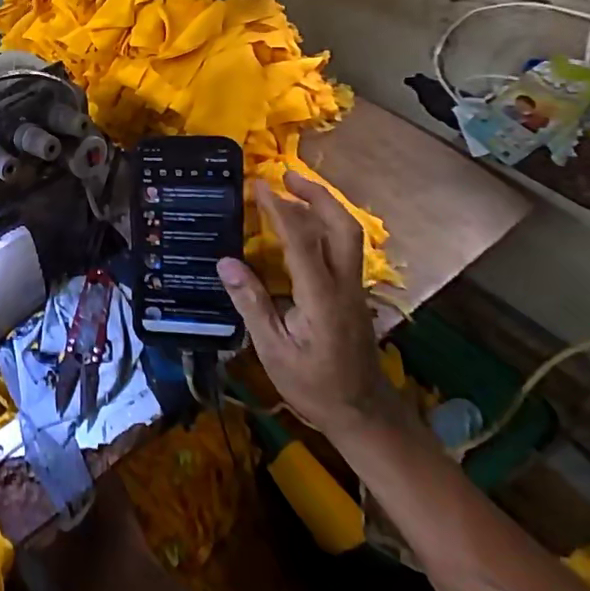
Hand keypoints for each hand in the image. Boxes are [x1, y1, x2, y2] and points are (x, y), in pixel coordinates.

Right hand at [218, 172, 396, 438]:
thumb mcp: (274, 350)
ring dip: (324, 206)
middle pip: (341, 227)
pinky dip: (325, 225)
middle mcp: (343, 285)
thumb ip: (252, 304)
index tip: (258, 186)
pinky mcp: (353, 294)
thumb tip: (226, 263)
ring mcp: (354, 289)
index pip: (302, 241)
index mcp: (321, 296)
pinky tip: (305, 227)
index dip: (279, 210)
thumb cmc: (314, 386)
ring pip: (349, 234)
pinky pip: (343, 248)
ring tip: (293, 190)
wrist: (363, 414)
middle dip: (316, 195)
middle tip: (286, 176)